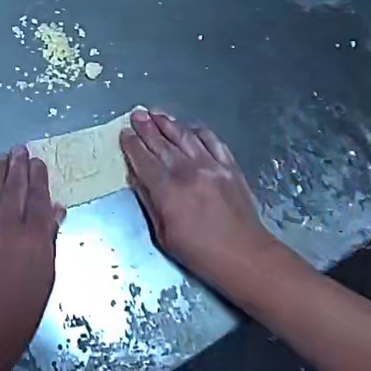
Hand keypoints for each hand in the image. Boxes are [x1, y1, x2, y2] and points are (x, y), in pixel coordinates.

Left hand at [0, 146, 63, 359]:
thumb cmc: (24, 305)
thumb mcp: (46, 271)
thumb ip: (49, 236)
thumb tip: (55, 208)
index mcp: (34, 237)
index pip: (38, 198)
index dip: (38, 178)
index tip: (38, 162)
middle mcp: (8, 227)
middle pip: (14, 189)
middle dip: (18, 167)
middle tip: (19, 150)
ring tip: (0, 156)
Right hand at [120, 108, 285, 283]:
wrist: (245, 257)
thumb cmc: (200, 253)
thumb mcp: (163, 234)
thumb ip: (149, 201)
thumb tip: (137, 176)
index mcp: (168, 190)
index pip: (143, 160)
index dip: (132, 145)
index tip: (124, 133)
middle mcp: (188, 172)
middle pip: (161, 143)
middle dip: (146, 127)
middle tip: (136, 114)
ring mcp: (211, 166)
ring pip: (184, 136)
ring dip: (168, 123)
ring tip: (156, 113)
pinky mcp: (229, 166)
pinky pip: (212, 141)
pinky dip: (198, 131)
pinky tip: (189, 127)